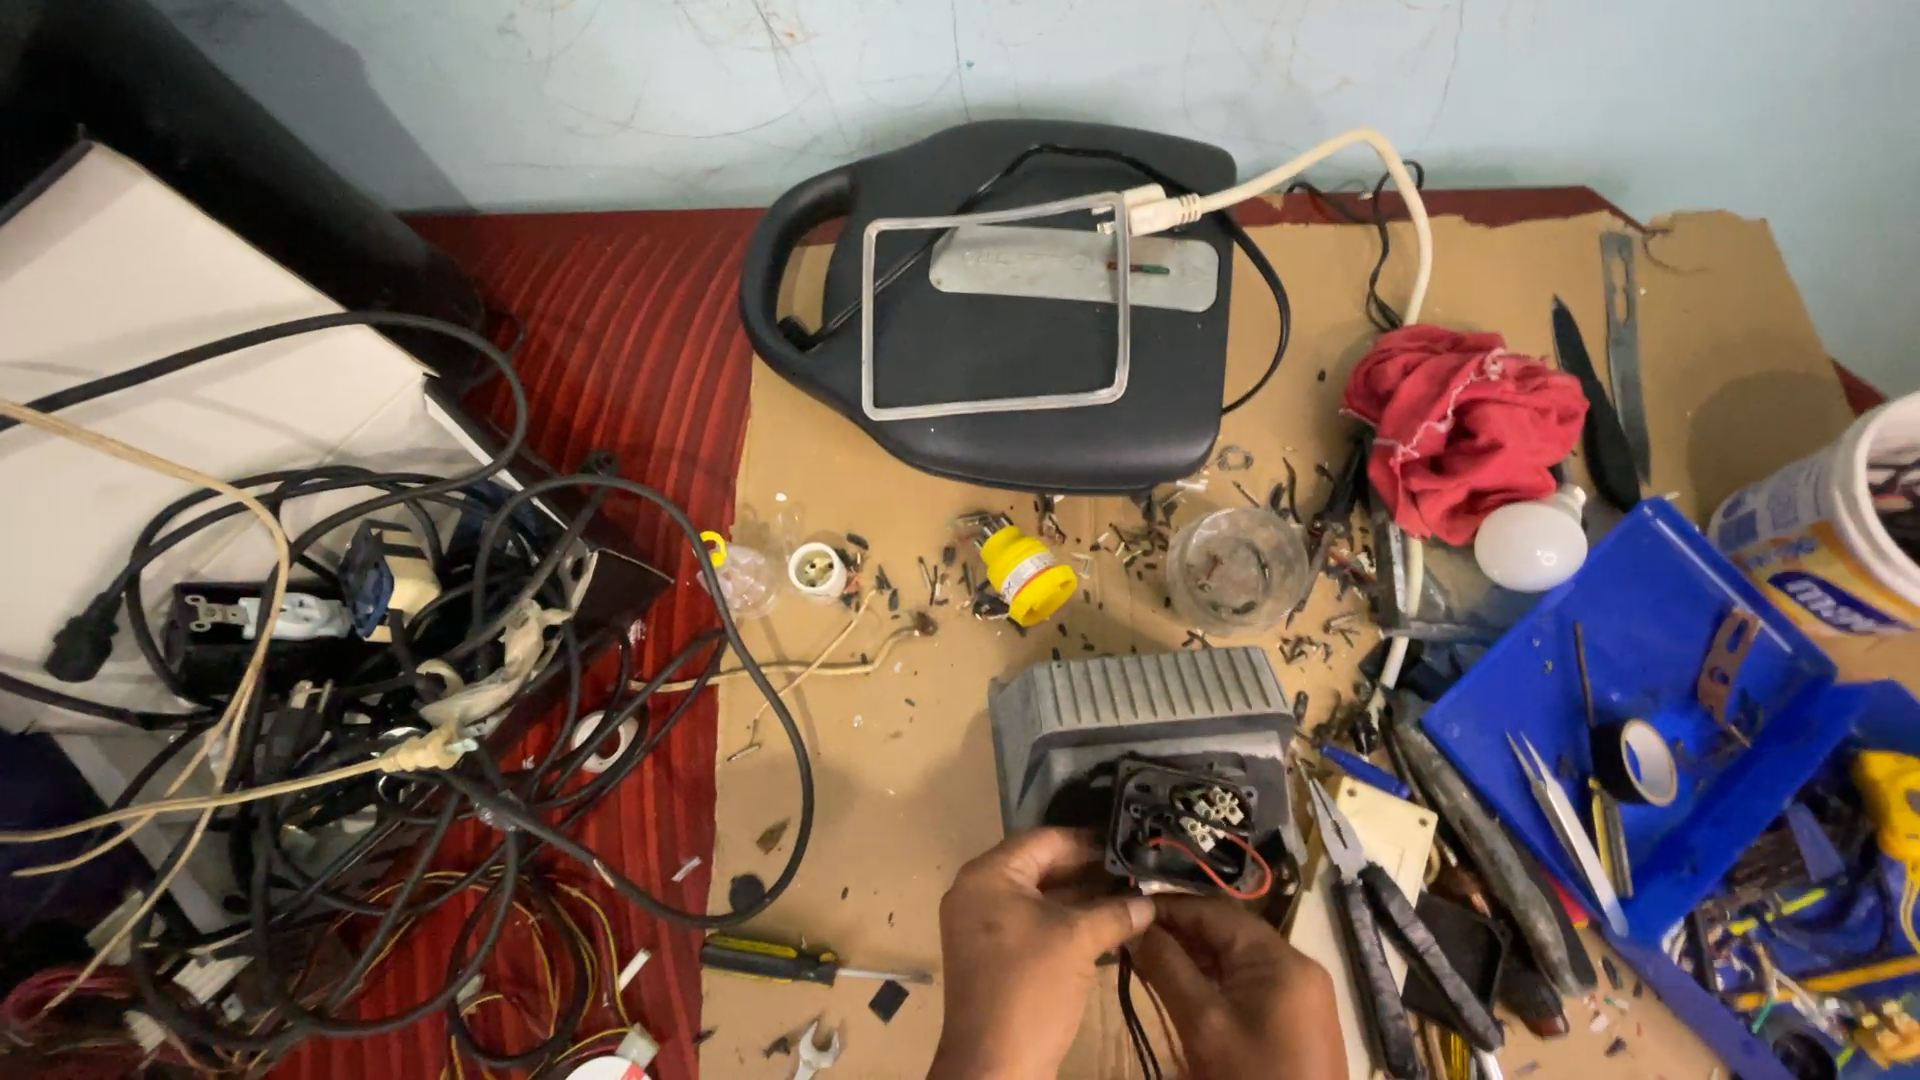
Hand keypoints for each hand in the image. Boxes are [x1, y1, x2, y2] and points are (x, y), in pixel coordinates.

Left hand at [929, 828, 1154, 1078]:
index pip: (1043, 840)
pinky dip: (1061, 921)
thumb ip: (1114, 912)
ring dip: (1078, 898)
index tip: (1123, 843)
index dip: (1086, 841)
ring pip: (1036, 896)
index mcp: (989, 874)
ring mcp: (980, 924)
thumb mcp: (1078, 941)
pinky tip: (1102, 925)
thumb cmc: (1030, 988)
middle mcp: (977, 890)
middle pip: (1038, 866)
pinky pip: (1029, 922)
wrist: (993, 1068)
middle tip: (1130, 871)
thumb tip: (1148, 901)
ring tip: (1126, 896)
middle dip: (1086, 870)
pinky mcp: (990, 953)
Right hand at [1131, 896, 1345, 1079]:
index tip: (1127, 913)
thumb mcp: (1202, 1025)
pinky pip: (1247, 983)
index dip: (1168, 907)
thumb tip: (1133, 924)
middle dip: (1177, 932)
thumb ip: (1166, 965)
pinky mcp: (1296, 1020)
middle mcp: (1296, 965)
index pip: (1213, 910)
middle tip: (1132, 939)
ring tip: (1146, 961)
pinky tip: (1179, 988)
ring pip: (1234, 957)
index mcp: (1280, 958)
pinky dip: (1213, 981)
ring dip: (1192, 957)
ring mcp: (1300, 994)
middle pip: (1225, 931)